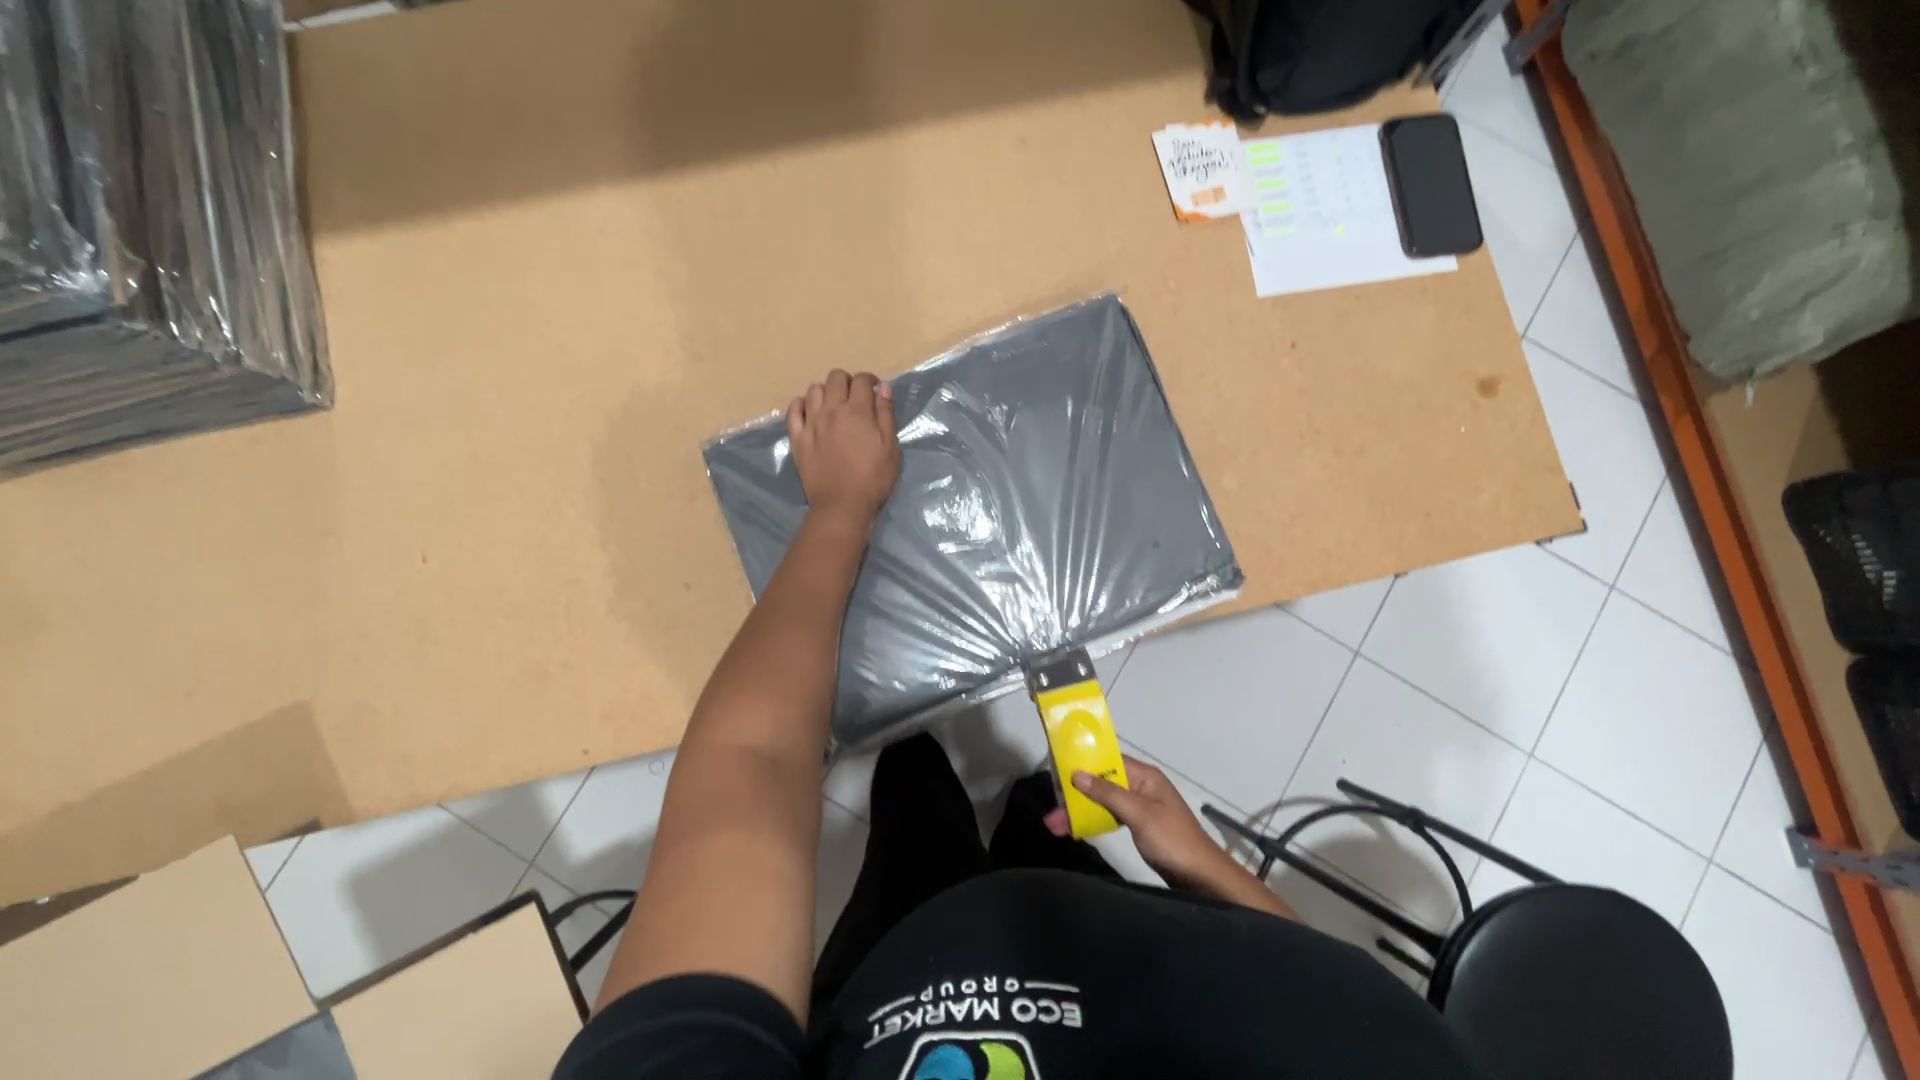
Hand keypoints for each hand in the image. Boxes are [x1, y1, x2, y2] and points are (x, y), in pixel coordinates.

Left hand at [787, 369, 901, 525]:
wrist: (842, 504)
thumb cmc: (873, 478)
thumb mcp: (891, 447)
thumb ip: (886, 415)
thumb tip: (881, 388)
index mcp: (857, 411)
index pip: (861, 380)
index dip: (869, 380)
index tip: (874, 391)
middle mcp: (832, 410)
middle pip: (835, 378)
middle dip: (847, 382)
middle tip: (854, 397)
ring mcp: (811, 423)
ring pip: (813, 390)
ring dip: (826, 392)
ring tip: (833, 406)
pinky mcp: (797, 437)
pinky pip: (793, 410)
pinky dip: (801, 405)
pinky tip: (809, 411)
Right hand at [1045, 756, 1233, 888]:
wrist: (1201, 877)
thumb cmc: (1172, 840)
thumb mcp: (1139, 814)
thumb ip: (1108, 794)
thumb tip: (1077, 773)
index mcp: (1144, 776)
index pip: (1107, 761)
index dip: (1082, 764)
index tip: (1056, 771)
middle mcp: (1139, 786)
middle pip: (1101, 783)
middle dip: (1075, 795)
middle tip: (1051, 812)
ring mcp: (1139, 805)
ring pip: (1102, 801)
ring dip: (1079, 811)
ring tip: (1054, 825)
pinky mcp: (1137, 824)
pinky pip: (1109, 815)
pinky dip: (1092, 821)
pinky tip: (1074, 829)